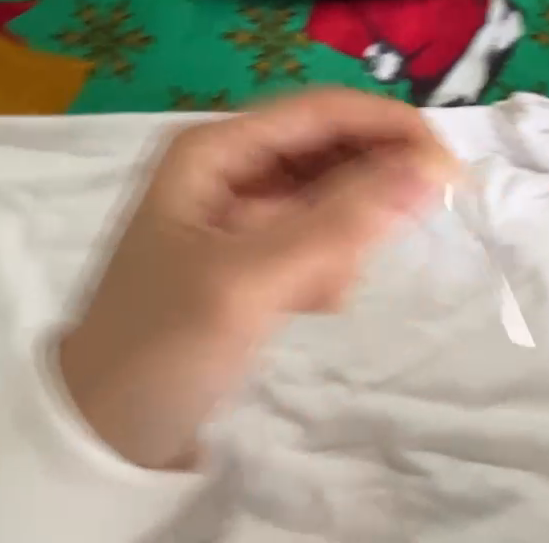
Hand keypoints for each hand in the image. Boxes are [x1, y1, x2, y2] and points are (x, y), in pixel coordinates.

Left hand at [57, 88, 455, 469]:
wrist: (101, 438)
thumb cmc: (161, 346)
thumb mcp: (250, 281)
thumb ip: (339, 222)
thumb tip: (427, 167)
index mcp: (215, 147)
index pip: (322, 111)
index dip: (390, 127)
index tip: (447, 165)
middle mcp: (230, 163)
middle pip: (330, 148)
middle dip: (367, 190)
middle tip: (402, 231)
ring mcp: (240, 206)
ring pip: (330, 194)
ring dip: (345, 237)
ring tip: (323, 289)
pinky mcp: (253, 248)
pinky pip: (317, 233)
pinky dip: (328, 263)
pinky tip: (311, 301)